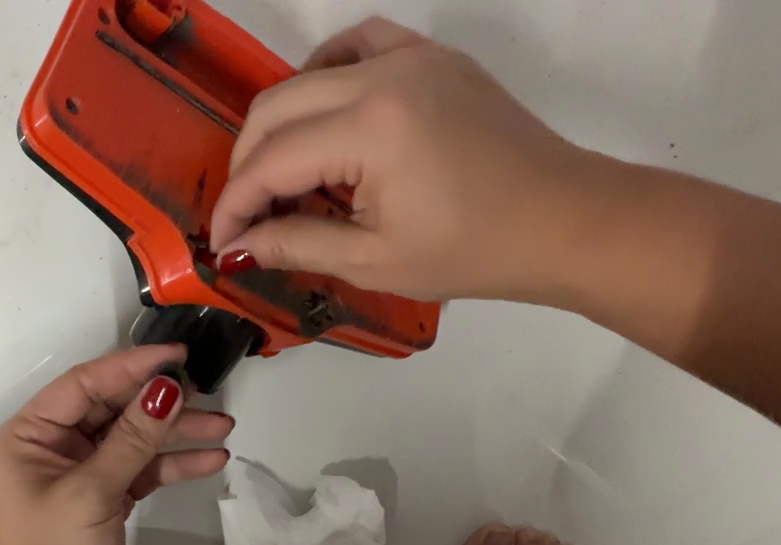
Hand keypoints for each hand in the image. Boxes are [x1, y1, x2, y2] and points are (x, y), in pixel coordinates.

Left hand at [0, 344, 233, 544]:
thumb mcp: (92, 493)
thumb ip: (132, 439)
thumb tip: (168, 387)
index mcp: (29, 436)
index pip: (84, 385)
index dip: (131, 367)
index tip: (178, 356)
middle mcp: (52, 446)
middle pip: (112, 408)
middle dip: (160, 404)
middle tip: (208, 395)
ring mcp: (81, 472)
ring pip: (133, 438)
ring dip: (175, 434)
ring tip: (223, 429)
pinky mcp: (106, 496)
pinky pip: (142, 469)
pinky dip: (173, 465)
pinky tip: (211, 460)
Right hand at [209, 17, 612, 303]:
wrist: (559, 220)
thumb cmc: (470, 251)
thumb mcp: (372, 261)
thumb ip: (295, 244)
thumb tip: (237, 247)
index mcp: (371, 129)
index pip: (271, 161)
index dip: (235, 204)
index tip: (221, 241)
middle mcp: (384, 75)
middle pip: (276, 109)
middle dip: (246, 166)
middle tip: (245, 216)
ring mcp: (412, 56)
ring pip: (308, 74)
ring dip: (279, 125)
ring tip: (281, 176)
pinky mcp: (431, 57)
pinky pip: (358, 47)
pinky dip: (325, 78)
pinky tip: (322, 117)